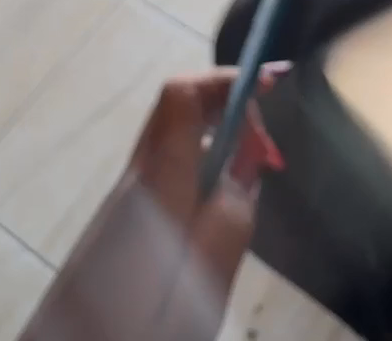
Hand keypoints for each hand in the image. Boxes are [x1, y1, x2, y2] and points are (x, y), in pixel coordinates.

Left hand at [19, 66, 287, 340]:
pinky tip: (220, 203)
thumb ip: (228, 223)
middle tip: (268, 137)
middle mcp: (135, 178)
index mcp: (157, 183)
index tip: (272, 83)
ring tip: (257, 167)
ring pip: (174, 139)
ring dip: (217, 135)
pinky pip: (168, 168)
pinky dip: (201, 165)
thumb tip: (244, 167)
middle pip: (177, 108)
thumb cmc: (136, 325)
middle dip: (228, 102)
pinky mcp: (119, 223)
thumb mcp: (200, 285)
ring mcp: (123, 199)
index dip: (226, 77)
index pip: (182, 95)